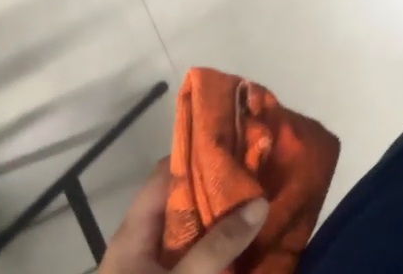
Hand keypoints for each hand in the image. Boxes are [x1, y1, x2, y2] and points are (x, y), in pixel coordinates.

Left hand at [97, 159, 268, 273]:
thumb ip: (217, 246)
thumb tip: (260, 202)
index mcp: (135, 231)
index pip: (168, 172)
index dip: (203, 153)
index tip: (243, 140)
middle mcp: (145, 241)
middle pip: (186, 198)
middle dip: (225, 185)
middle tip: (265, 171)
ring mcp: (156, 266)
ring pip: (197, 227)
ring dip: (228, 217)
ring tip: (267, 200)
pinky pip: (200, 255)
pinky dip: (223, 246)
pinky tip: (252, 243)